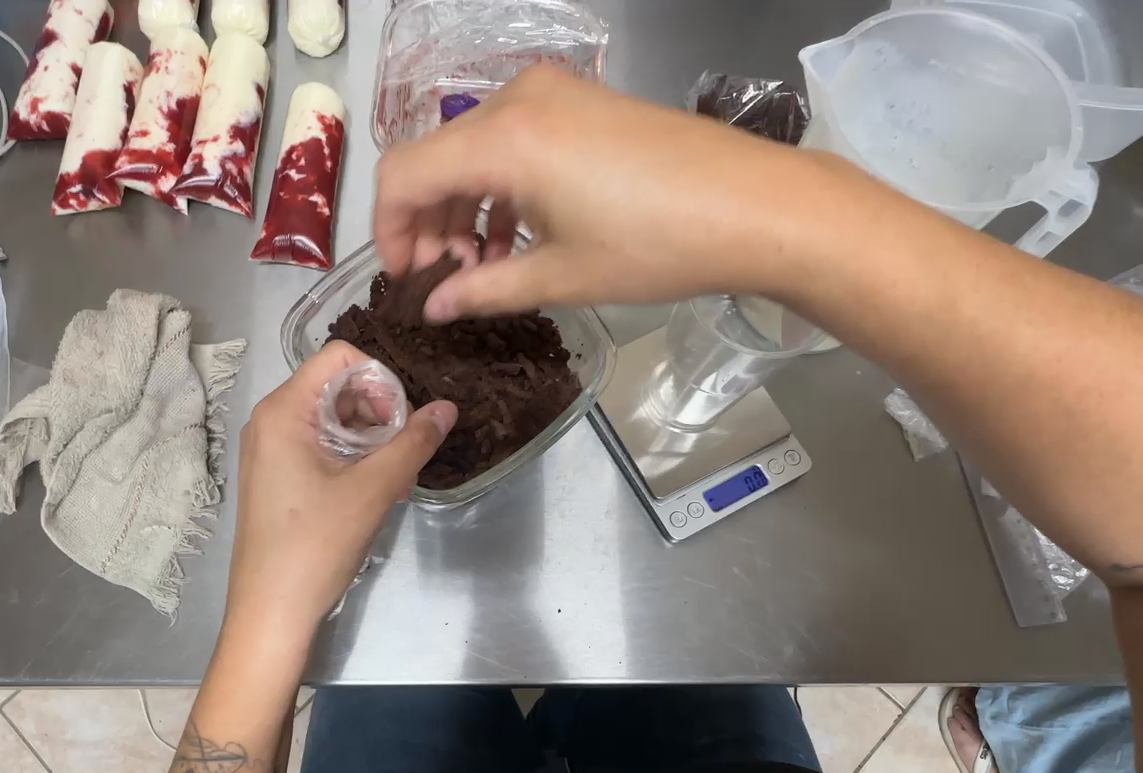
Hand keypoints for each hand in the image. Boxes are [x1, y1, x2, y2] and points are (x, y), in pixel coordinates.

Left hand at [223, 342, 456, 645]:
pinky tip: (380, 490)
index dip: (381, 378)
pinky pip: (323, 447)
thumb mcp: (373, 490)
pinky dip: (355, 459)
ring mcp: (272, 450)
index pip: (340, 357)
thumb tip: (448, 408)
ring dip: (374, 440)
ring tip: (399, 477)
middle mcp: (271, 421)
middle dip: (381, 412)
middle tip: (407, 453)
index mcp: (284, 411)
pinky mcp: (279, 477)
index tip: (403, 420)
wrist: (271, 611)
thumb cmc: (315, 545)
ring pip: (335, 420)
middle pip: (338, 387)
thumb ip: (413, 443)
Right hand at [373, 66, 819, 320]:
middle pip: (435, 159)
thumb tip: (434, 308)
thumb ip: (483, 289)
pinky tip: (513, 237)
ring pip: (472, 151)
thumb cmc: (654, 247)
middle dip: (427, 223)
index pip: (404, 174)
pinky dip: (499, 190)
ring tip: (481, 268)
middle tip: (443, 280)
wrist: (752, 207)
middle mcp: (518, 100)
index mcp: (504, 139)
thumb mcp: (559, 277)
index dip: (389, 230)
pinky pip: (512, 143)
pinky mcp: (580, 104)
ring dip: (463, 209)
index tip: (406, 278)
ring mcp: (554, 95)